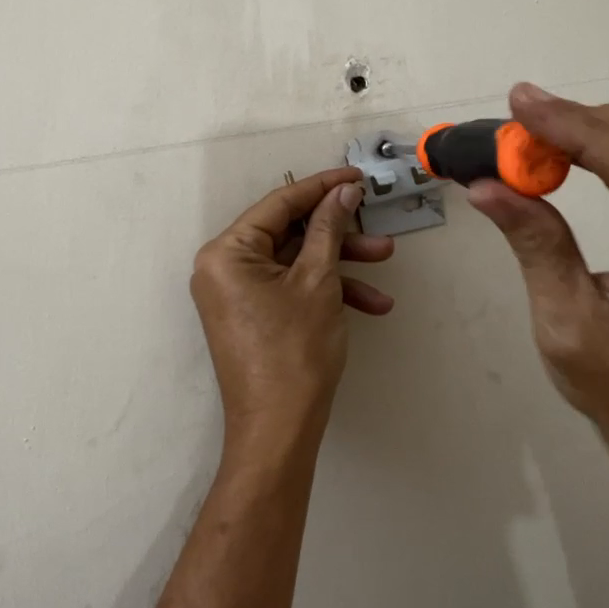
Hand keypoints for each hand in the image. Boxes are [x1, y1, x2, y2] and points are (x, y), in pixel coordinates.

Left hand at [191, 167, 395, 441]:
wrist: (278, 430)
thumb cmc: (294, 352)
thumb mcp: (319, 282)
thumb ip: (329, 229)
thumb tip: (343, 192)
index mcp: (227, 252)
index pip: (279, 203)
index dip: (322, 187)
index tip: (357, 177)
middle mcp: (223, 267)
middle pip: (288, 232)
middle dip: (339, 234)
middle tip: (377, 229)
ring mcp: (235, 293)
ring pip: (295, 262)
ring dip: (341, 265)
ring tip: (385, 265)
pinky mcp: (251, 315)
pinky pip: (290, 288)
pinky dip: (326, 291)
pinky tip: (370, 304)